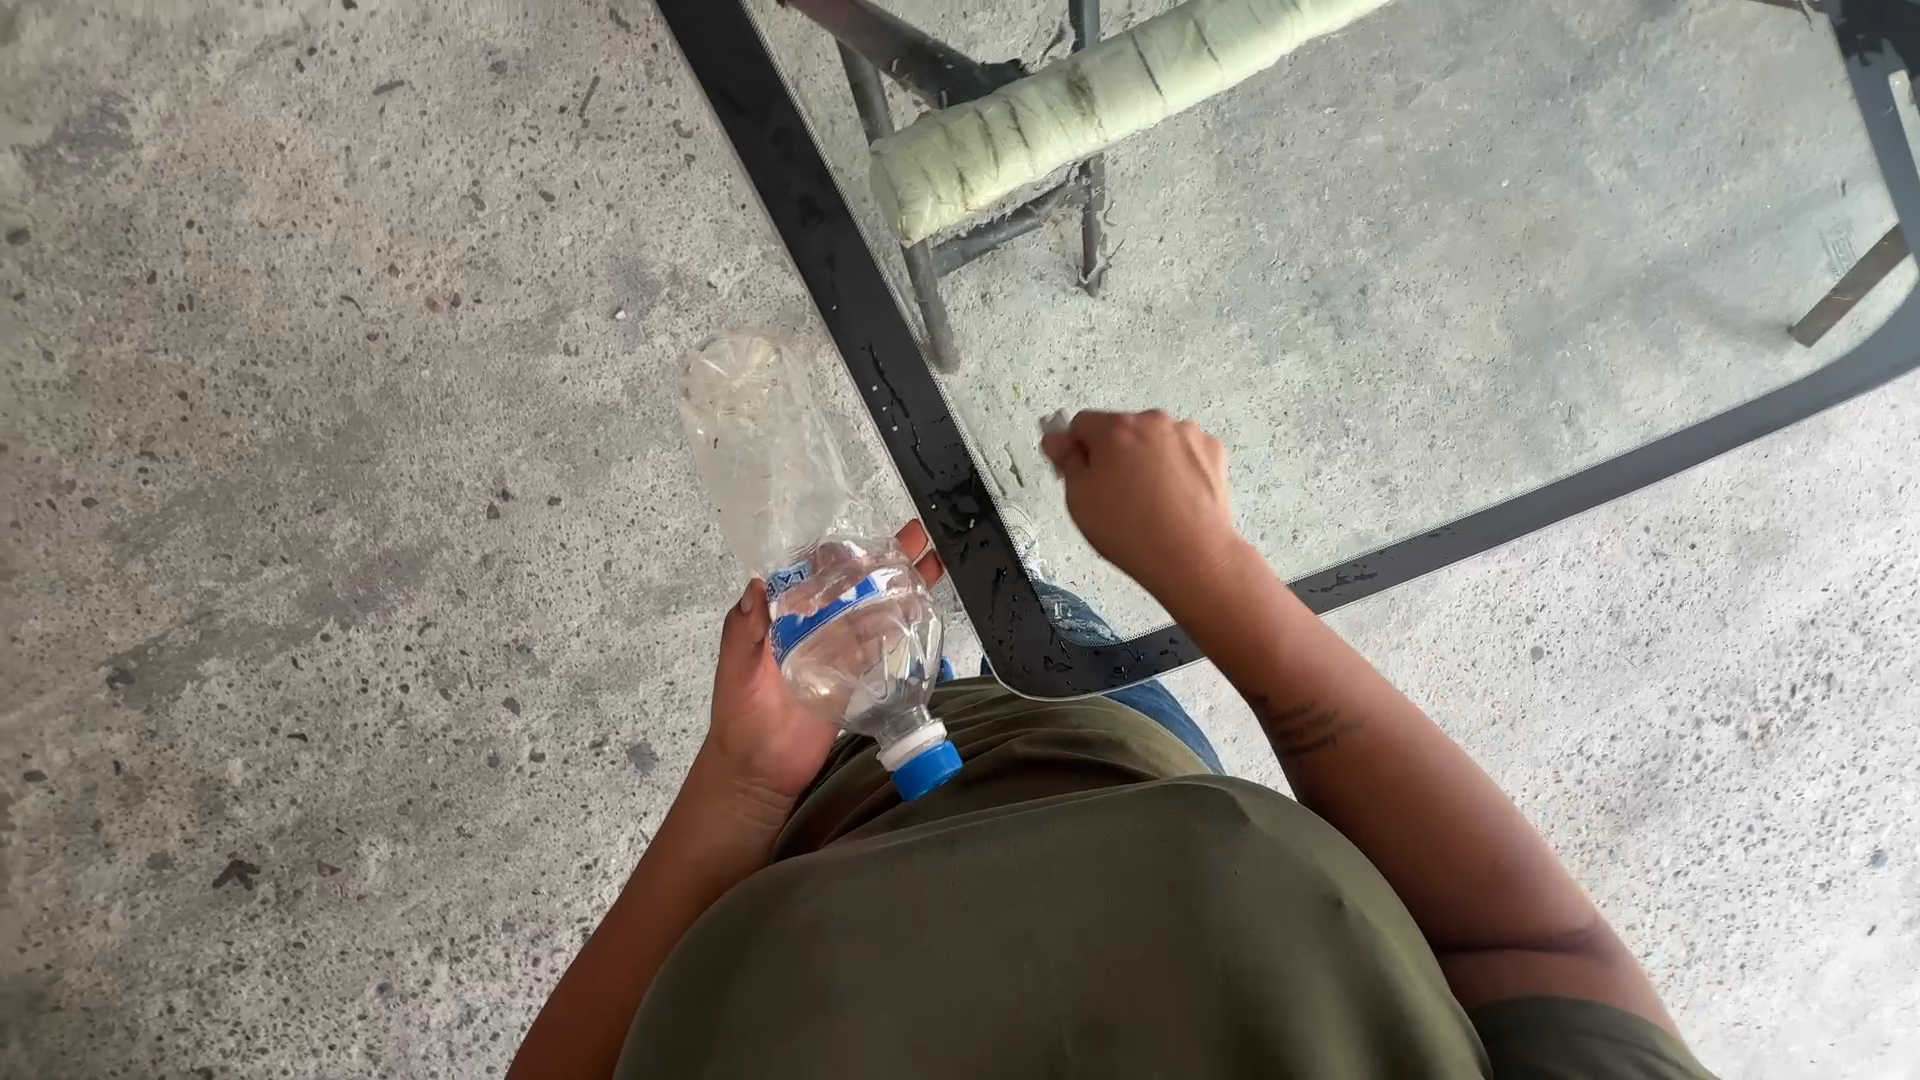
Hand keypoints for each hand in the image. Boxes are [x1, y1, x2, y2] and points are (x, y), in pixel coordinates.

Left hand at [701, 521, 946, 806]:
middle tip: (917, 536)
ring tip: (933, 561)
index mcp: (783, 615)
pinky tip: (926, 604)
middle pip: (852, 584)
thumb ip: (743, 631)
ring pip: (874, 607)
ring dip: (902, 583)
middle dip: (883, 559)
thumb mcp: (735, 669)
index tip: (863, 542)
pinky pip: (883, 642)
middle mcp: (814, 623)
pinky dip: (905, 621)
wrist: (760, 771)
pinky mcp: (858, 673)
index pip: (814, 574)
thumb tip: (757, 584)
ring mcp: (839, 647)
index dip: (839, 554)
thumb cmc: (741, 717)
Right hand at [1040, 410, 1243, 598]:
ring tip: (1149, 500)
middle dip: (1113, 454)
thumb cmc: (1129, 530)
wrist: (1192, 555)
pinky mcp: (1212, 450)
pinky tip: (1174, 497)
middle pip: (1120, 429)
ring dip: (1146, 458)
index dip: (1076, 450)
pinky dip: (1176, 466)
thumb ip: (1065, 460)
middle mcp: (1152, 420)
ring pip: (1153, 439)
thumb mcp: (1079, 499)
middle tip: (1114, 495)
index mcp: (1115, 428)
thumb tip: (1055, 439)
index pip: (1081, 424)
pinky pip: (1183, 450)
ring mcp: (1186, 433)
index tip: (1081, 476)